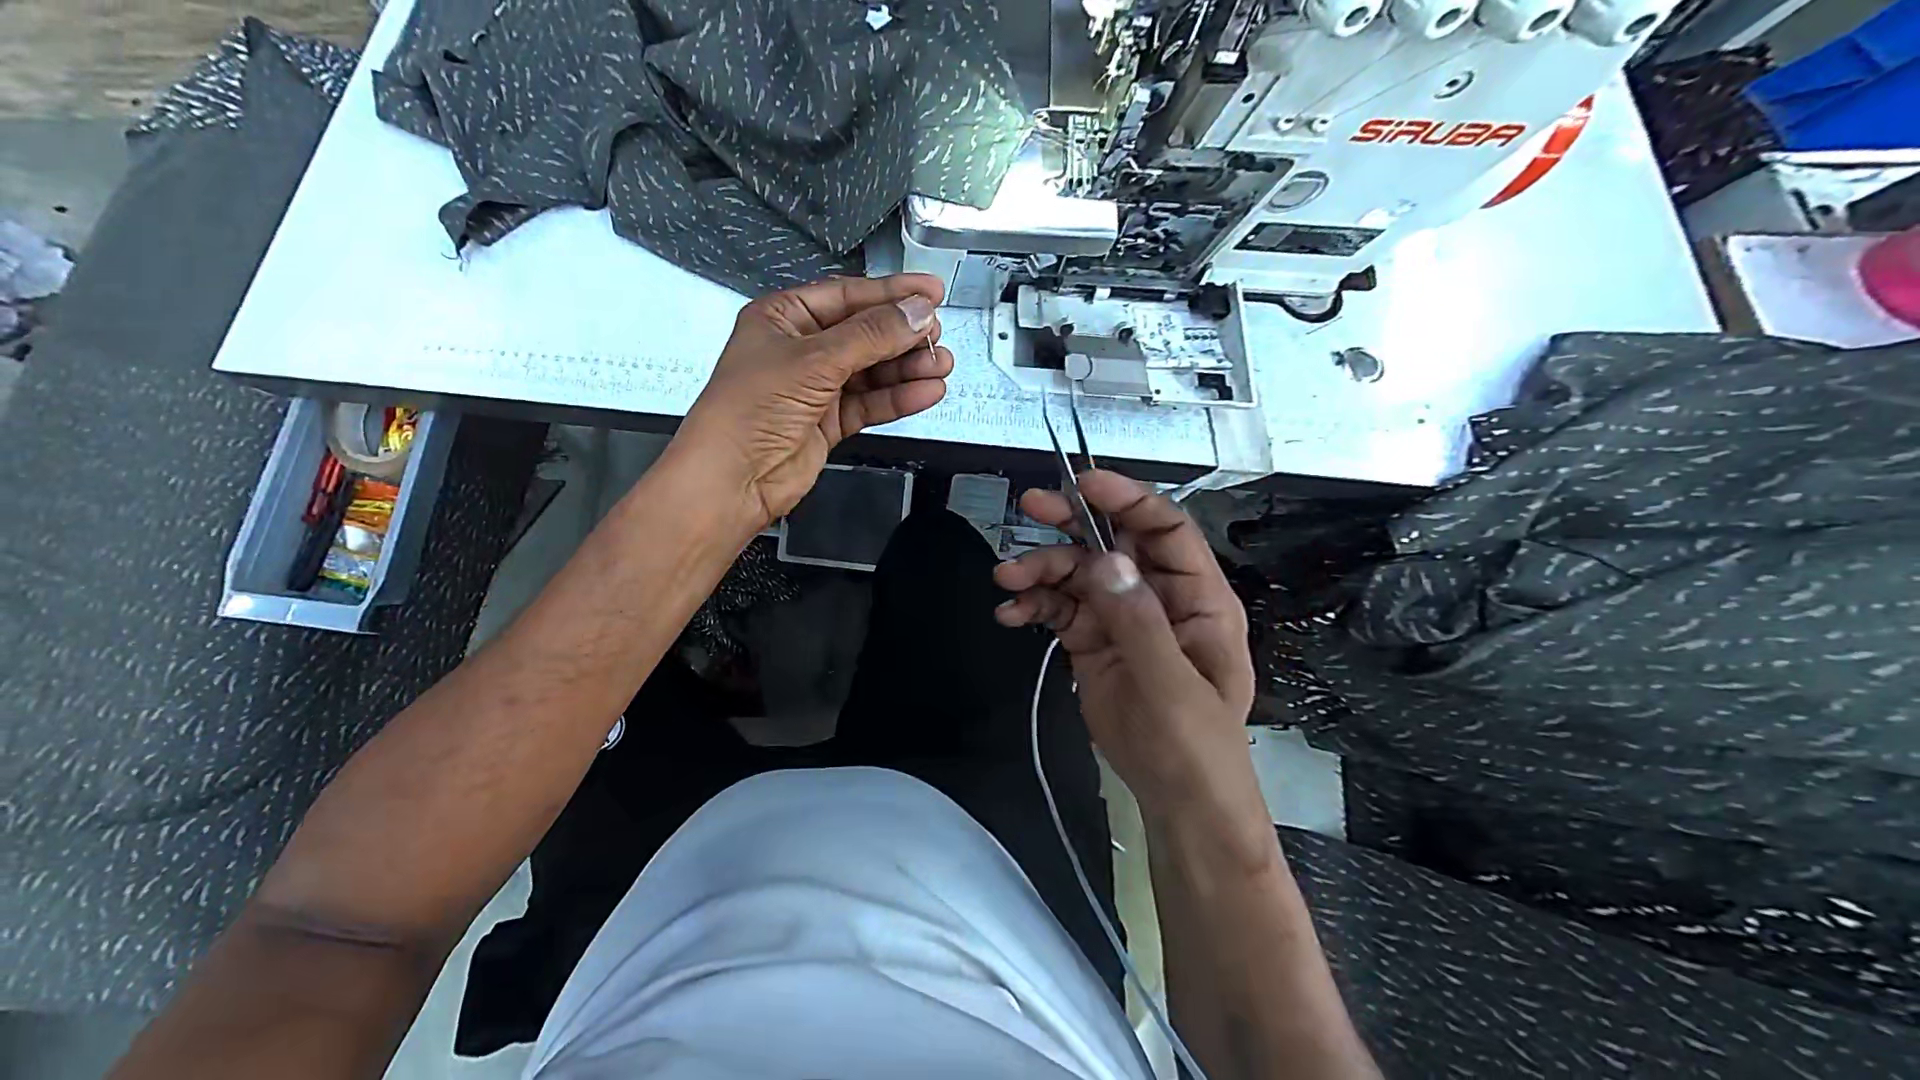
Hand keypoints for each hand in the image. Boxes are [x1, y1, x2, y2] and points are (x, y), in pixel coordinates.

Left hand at [673, 274, 953, 528]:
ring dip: (908, 367)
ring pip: (873, 370)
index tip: (930, 293)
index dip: (891, 293)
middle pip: (865, 333)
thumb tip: (915, 314)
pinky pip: (872, 402)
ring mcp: (816, 387)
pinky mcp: (829, 421)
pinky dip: (899, 397)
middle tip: (937, 334)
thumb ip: (871, 335)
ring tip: (940, 364)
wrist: (733, 479)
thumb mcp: (814, 360)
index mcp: (783, 318)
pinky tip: (926, 391)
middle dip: (904, 334)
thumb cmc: (747, 412)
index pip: (847, 295)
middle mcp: (801, 349)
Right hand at [992, 471, 1259, 818]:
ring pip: (1077, 574)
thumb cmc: (1195, 745)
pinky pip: (1058, 609)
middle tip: (1030, 507)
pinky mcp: (1091, 641)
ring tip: (1008, 579)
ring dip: (1041, 569)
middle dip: (1071, 523)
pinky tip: (1012, 614)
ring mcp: (1121, 618)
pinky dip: (1033, 605)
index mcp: (1196, 597)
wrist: (1176, 798)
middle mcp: (1157, 597)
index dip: (1127, 499)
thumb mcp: (1172, 684)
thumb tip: (1106, 561)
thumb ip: (1138, 621)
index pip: (1164, 530)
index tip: (1084, 483)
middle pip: (1112, 542)